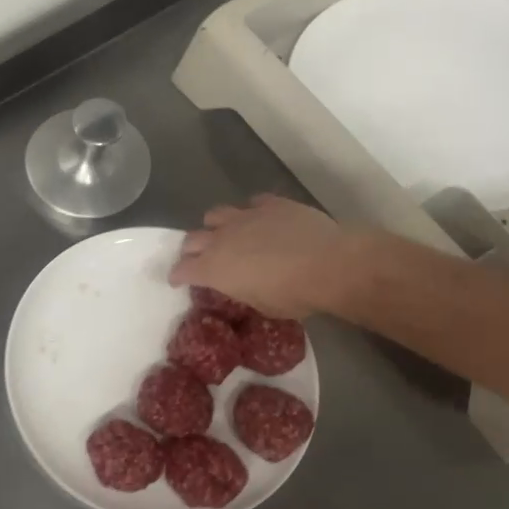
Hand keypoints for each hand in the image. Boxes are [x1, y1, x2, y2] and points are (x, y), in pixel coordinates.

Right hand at [168, 195, 359, 318]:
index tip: (178, 280)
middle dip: (192, 250)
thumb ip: (241, 291)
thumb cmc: (294, 295)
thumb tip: (240, 284)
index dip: (178, 276)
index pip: (182, 270)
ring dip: (216, 226)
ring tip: (227, 233)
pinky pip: (253, 202)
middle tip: (200, 259)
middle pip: (192, 239)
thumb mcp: (260, 305)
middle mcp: (221, 238)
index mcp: (213, 268)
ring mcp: (245, 217)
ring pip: (215, 214)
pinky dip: (253, 212)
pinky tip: (262, 220)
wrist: (330, 265)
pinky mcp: (271, 204)